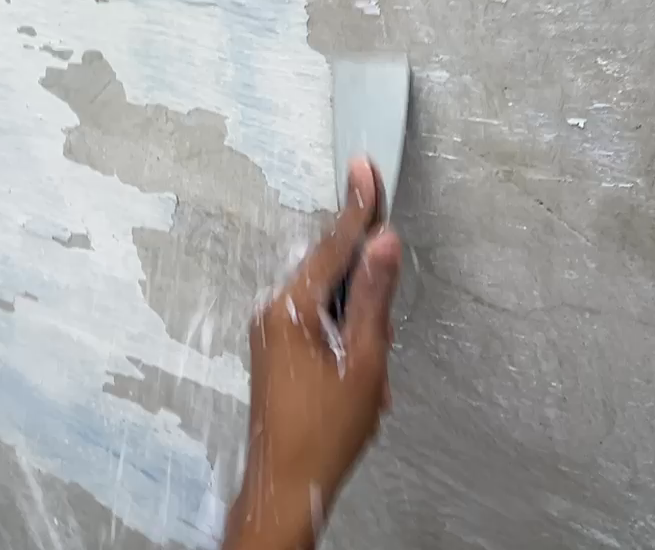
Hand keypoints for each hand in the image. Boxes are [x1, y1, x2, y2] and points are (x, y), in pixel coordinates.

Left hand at [223, 157, 402, 549]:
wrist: (284, 489)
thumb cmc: (326, 430)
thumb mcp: (363, 362)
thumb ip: (375, 297)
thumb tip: (384, 240)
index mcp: (292, 306)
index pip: (333, 244)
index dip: (357, 205)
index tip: (365, 166)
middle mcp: (274, 308)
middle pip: (330, 272)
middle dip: (367, 293)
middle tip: (381, 344)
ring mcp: (270, 329)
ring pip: (327, 300)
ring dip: (358, 323)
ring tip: (370, 378)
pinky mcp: (275, 348)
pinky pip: (315, 320)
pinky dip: (343, 335)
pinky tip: (356, 374)